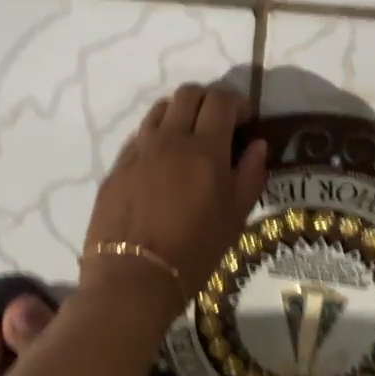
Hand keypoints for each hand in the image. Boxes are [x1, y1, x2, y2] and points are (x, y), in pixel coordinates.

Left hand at [82, 83, 268, 304]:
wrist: (131, 282)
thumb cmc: (194, 251)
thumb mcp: (235, 216)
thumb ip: (251, 173)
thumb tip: (257, 144)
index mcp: (205, 148)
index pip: (221, 100)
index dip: (237, 103)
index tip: (246, 120)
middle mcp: (170, 139)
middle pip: (189, 93)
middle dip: (209, 100)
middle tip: (219, 123)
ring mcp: (139, 151)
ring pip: (161, 108)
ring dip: (180, 113)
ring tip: (188, 137)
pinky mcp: (117, 167)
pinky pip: (140, 135)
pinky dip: (157, 136)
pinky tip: (162, 163)